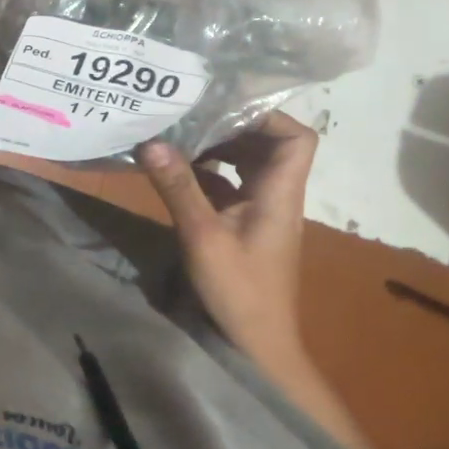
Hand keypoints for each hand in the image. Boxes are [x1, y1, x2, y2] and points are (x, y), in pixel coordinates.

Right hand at [136, 113, 317, 368]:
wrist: (257, 344)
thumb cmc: (239, 290)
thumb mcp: (202, 236)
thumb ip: (178, 187)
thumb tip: (152, 141)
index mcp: (279, 194)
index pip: (296, 139)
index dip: (267, 115)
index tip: (222, 104)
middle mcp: (275, 196)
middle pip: (267, 144)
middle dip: (228, 124)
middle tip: (187, 113)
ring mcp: (258, 210)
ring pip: (245, 162)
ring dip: (214, 145)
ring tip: (175, 133)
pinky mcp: (240, 224)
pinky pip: (226, 183)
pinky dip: (203, 170)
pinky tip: (171, 167)